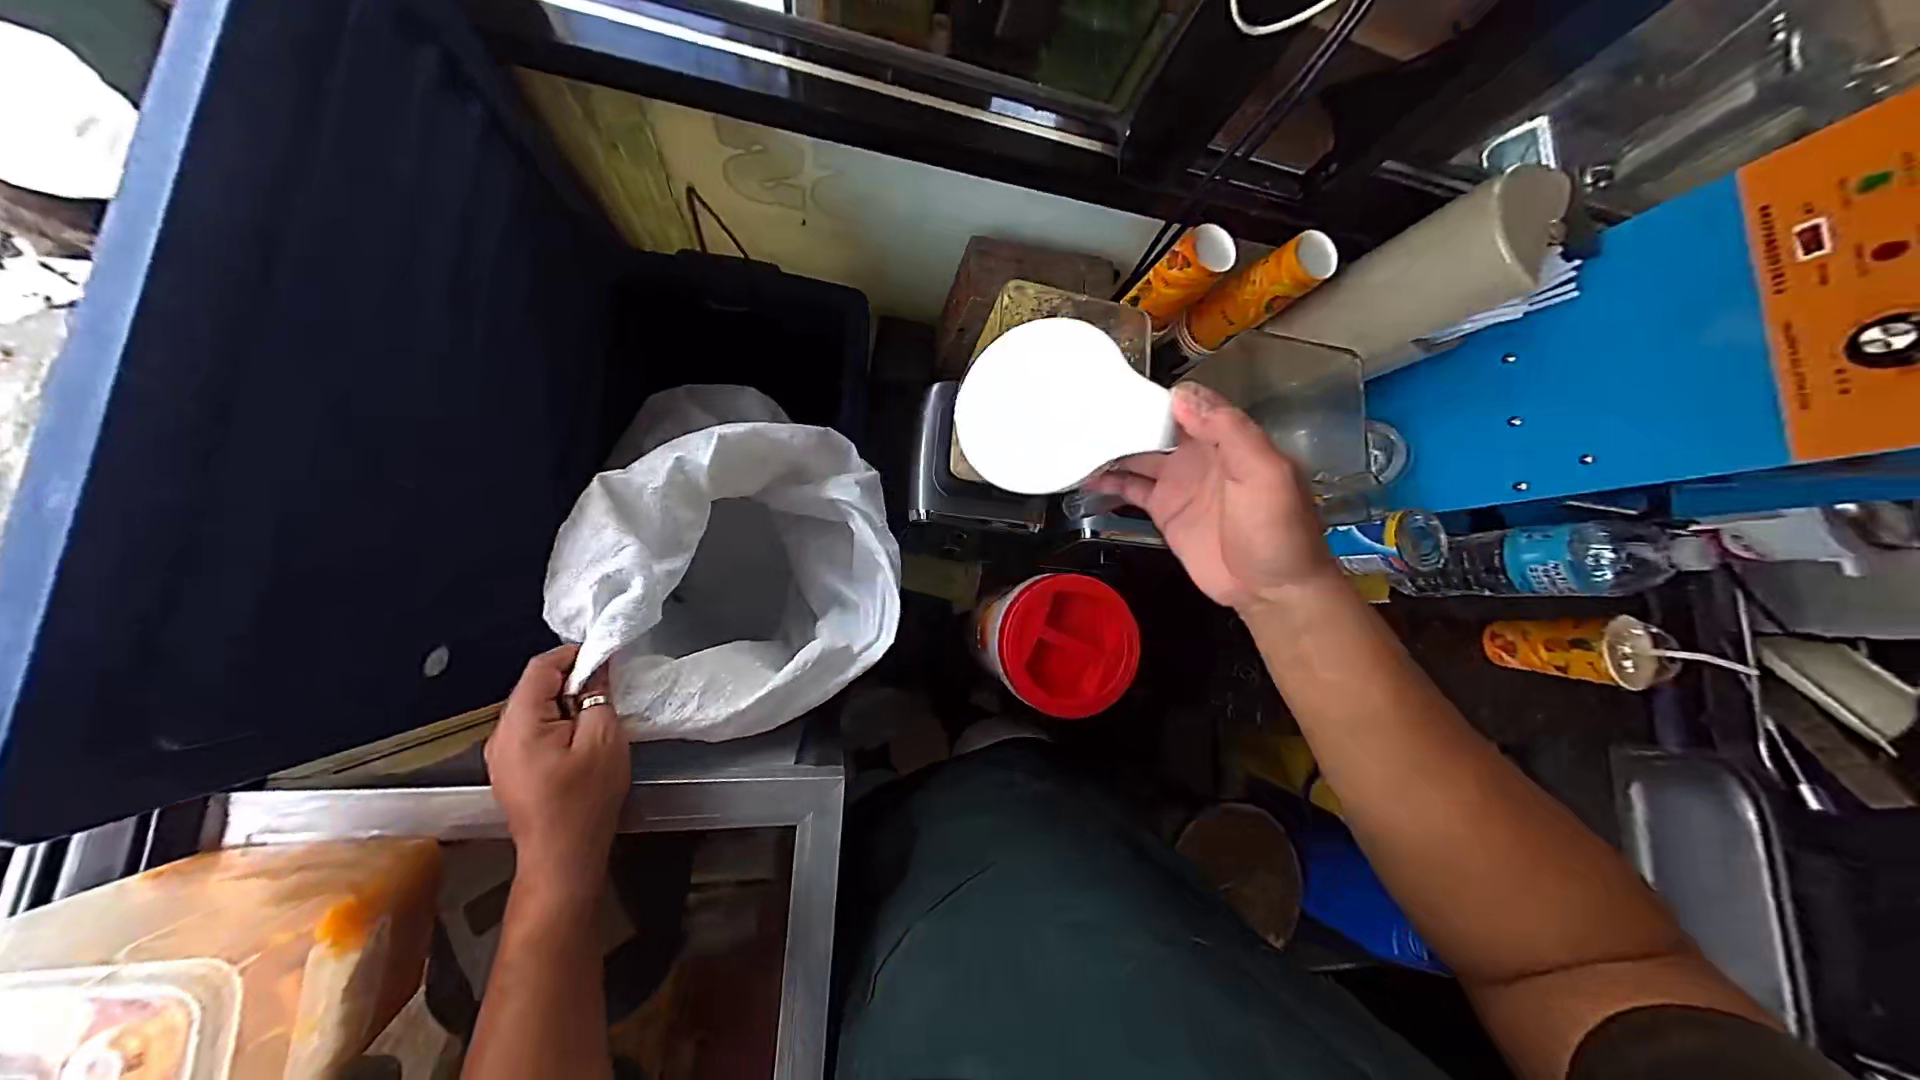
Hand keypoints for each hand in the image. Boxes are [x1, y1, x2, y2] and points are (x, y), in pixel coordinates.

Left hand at [485, 645, 629, 895]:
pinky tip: (581, 737)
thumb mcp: (604, 738)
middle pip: (534, 686)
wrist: (563, 854)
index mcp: (519, 725)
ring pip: (535, 707)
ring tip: (597, 715)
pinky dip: (558, 722)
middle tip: (606, 688)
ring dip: (566, 702)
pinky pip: (532, 729)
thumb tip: (596, 668)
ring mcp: (501, 754)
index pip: (540, 667)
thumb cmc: (584, 800)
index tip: (604, 656)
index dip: (574, 655)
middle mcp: (500, 736)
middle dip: (572, 680)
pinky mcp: (510, 767)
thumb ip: (597, 695)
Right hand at [1085, 381, 1337, 612]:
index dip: (1156, 397)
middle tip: (1090, 413)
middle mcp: (1200, 455)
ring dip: (1112, 447)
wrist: (1271, 590)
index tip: (1123, 393)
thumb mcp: (1265, 473)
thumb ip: (1229, 431)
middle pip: (1156, 427)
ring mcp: (1180, 483)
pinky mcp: (1165, 511)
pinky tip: (1089, 474)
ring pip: (1138, 455)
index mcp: (1227, 439)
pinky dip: (1109, 480)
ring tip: (1081, 440)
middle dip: (1126, 418)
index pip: (1187, 405)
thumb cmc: (1281, 532)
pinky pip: (1131, 488)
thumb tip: (1183, 398)